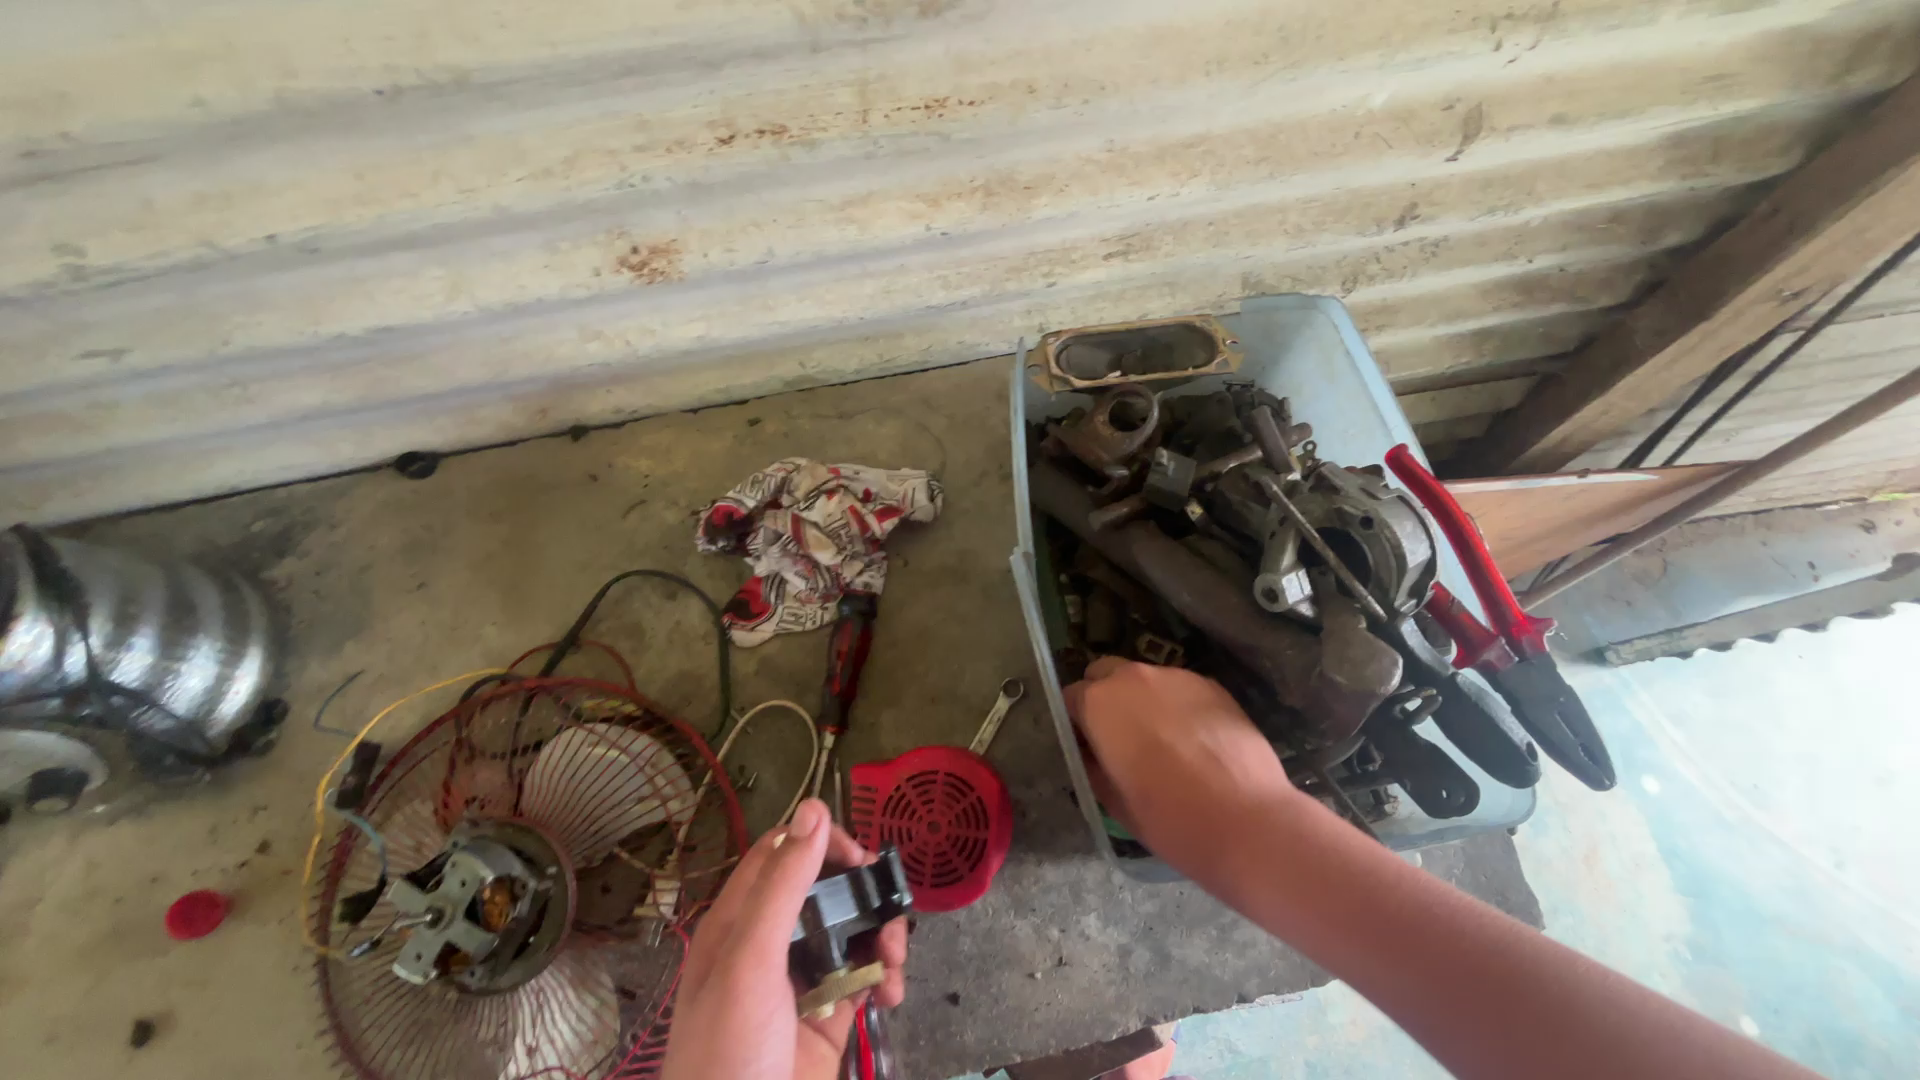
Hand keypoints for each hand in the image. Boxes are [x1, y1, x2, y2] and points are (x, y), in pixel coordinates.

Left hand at [662, 799, 908, 1079]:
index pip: (782, 853)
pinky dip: (887, 975)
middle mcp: (770, 942)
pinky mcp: (831, 1013)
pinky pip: (866, 974)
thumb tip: (812, 808)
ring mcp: (803, 979)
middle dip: (861, 891)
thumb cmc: (731, 1051)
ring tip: (896, 960)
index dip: (820, 843)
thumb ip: (782, 884)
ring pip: (852, 930)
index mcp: (740, 921)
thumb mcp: (751, 962)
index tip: (858, 856)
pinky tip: (892, 994)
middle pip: (825, 889)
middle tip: (888, 905)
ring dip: (882, 934)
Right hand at [1064, 657, 1307, 873]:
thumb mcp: (1113, 799)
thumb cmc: (1169, 817)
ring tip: (1163, 741)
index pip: (1071, 697)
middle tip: (1120, 738)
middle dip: (1105, 698)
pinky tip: (1194, 741)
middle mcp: (1133, 677)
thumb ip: (1092, 765)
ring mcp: (1177, 676)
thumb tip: (1090, 752)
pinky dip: (1177, 706)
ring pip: (1146, 679)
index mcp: (1099, 702)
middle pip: (1105, 674)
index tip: (1087, 748)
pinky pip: (1180, 689)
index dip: (1076, 723)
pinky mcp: (1213, 685)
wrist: (1247, 821)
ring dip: (1143, 701)